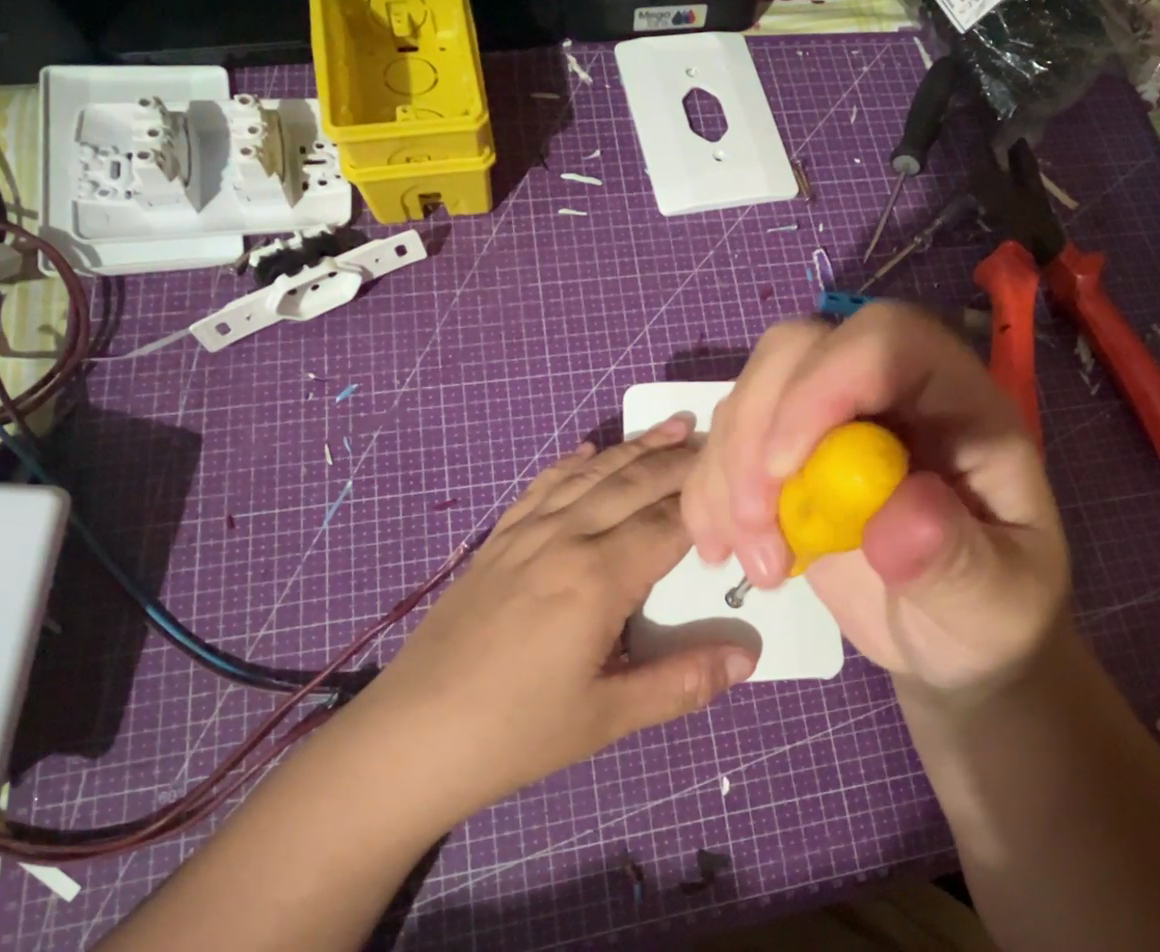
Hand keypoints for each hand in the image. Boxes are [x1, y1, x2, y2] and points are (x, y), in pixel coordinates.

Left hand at [350, 416, 754, 814]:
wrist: (411, 735)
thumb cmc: (516, 732)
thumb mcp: (608, 716)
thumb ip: (681, 683)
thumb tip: (748, 657)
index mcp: (598, 576)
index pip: (668, 523)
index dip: (707, 499)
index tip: (743, 476)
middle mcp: (564, 538)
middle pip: (633, 484)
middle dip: (680, 459)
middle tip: (720, 436)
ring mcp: (523, 535)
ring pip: (589, 475)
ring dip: (634, 448)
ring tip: (672, 425)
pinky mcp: (495, 544)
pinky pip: (541, 487)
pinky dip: (571, 463)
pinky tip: (587, 449)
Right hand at [682, 302, 1070, 692]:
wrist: (949, 636)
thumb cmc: (990, 614)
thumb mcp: (997, 602)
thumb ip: (959, 560)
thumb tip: (902, 512)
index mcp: (955, 400)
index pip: (885, 340)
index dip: (824, 384)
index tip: (783, 470)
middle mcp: (886, 393)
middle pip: (797, 349)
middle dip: (755, 432)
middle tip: (756, 526)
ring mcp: (830, 420)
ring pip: (751, 391)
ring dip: (728, 474)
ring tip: (760, 565)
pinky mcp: (787, 457)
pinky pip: (726, 443)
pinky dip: (707, 493)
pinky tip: (722, 552)